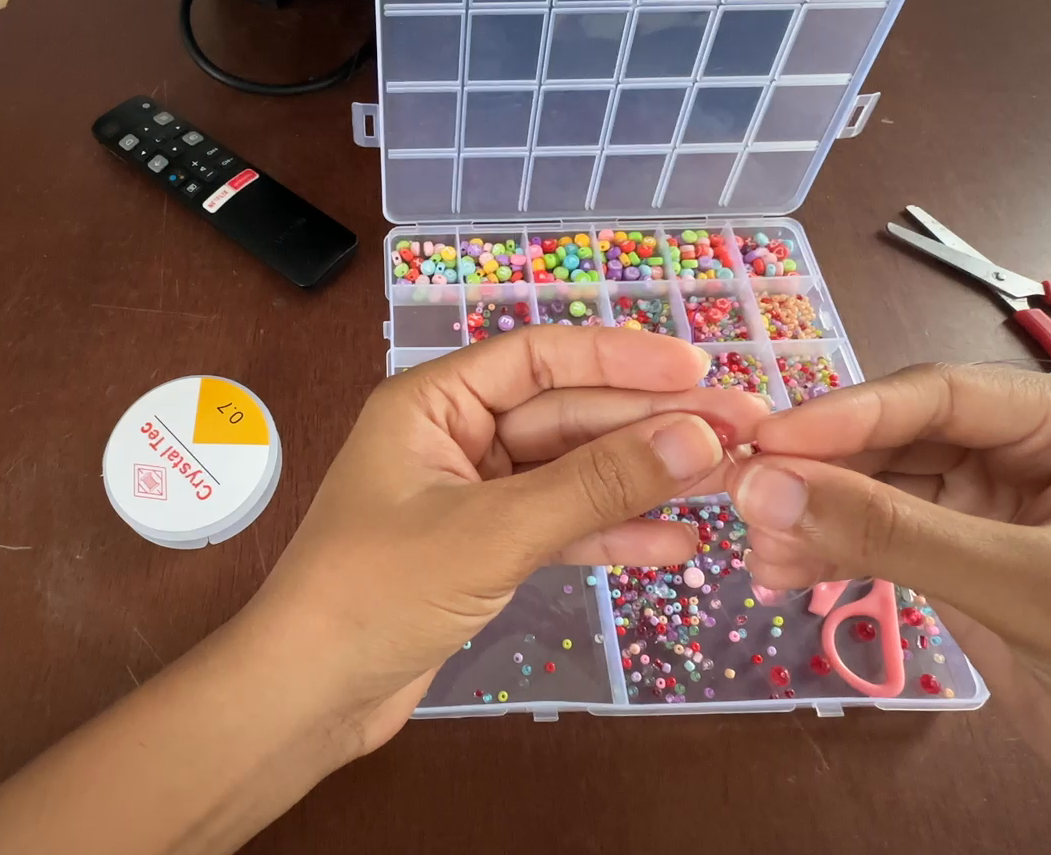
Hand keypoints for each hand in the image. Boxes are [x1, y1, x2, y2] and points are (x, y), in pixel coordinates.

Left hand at [0, 326, 769, 854]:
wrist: (311, 693)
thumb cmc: (379, 591)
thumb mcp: (492, 531)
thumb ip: (594, 484)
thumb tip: (696, 437)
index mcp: (433, 401)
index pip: (538, 357)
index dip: (618, 357)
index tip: (695, 367)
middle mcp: (454, 433)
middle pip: (563, 414)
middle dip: (645, 423)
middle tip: (739, 429)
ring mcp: (471, 490)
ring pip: (568, 470)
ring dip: (640, 477)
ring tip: (726, 480)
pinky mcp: (484, 543)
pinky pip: (556, 522)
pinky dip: (608, 531)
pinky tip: (675, 544)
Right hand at [728, 364, 1050, 854]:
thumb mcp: (1037, 589)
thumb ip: (893, 534)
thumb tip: (758, 486)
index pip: (936, 396)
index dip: (843, 415)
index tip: (764, 442)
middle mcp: (1020, 449)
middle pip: (887, 439)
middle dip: (816, 474)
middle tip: (744, 501)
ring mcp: (981, 503)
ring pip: (865, 487)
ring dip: (808, 517)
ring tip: (760, 553)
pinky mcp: (950, 553)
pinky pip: (867, 534)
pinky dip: (821, 550)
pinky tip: (781, 574)